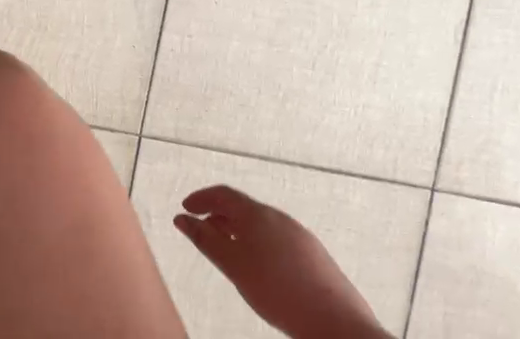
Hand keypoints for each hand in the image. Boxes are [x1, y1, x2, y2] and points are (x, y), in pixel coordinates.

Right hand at [175, 185, 390, 338]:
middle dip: (220, 216)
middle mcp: (281, 219)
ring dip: (240, 231)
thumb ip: (205, 239)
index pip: (223, 194)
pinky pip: (280, 240)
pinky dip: (260, 243)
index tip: (186, 209)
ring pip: (263, 225)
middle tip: (204, 231)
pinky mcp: (318, 257)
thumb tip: (181, 218)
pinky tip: (261, 267)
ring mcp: (303, 238)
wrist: (338, 325)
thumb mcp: (232, 265)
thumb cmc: (276, 290)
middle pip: (244, 208)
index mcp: (258, 215)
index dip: (201, 198)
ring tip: (230, 251)